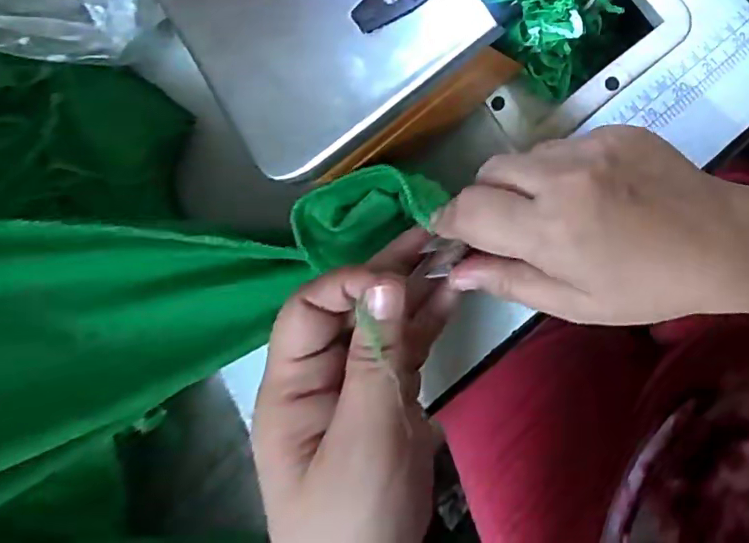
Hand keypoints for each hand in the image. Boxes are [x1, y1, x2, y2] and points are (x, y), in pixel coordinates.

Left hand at [252, 229, 459, 542]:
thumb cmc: (354, 513)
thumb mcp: (365, 434)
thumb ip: (376, 354)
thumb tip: (385, 278)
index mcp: (292, 387)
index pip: (308, 310)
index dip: (348, 284)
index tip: (395, 278)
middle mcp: (322, 375)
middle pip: (351, 306)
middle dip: (390, 270)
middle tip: (435, 236)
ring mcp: (358, 383)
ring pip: (384, 320)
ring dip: (418, 288)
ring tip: (454, 253)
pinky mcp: (390, 394)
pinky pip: (408, 344)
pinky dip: (431, 318)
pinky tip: (455, 293)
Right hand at [431, 126, 748, 324]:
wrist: (718, 239)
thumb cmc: (649, 285)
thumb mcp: (577, 302)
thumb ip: (512, 280)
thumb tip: (457, 269)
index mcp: (549, 226)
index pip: (468, 209)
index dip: (448, 221)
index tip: (449, 232)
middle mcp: (562, 176)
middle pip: (491, 170)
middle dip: (485, 196)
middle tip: (508, 223)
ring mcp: (591, 145)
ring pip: (529, 153)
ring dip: (526, 179)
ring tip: (558, 206)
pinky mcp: (615, 129)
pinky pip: (569, 143)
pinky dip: (565, 165)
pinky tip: (595, 189)